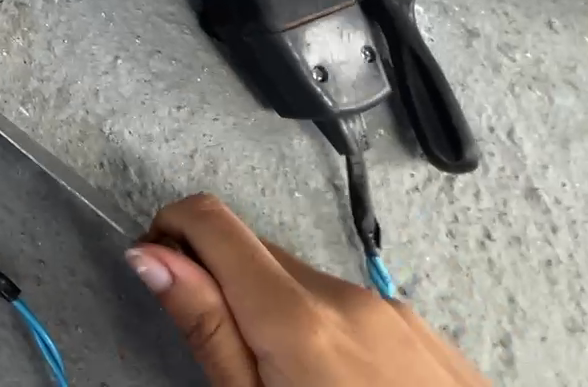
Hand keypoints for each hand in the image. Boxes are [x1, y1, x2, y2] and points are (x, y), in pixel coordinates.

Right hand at [127, 194, 487, 386]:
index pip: (208, 218)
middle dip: (221, 281)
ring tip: (294, 383)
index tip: (162, 276)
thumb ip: (206, 327)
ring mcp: (402, 317)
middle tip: (226, 352)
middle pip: (252, 249)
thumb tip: (148, 254)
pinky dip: (328, 331)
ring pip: (303, 282)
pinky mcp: (439, 342)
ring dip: (276, 310)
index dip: (169, 233)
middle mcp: (349, 298)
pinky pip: (355, 310)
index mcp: (298, 317)